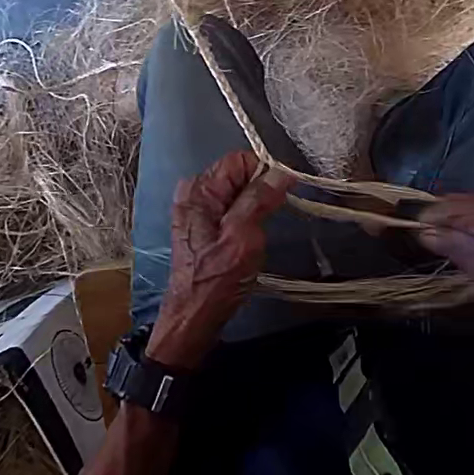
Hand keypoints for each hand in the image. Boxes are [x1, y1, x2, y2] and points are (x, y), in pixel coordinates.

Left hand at [150, 150, 291, 369]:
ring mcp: (195, 209)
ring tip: (256, 233)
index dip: (263, 172)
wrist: (195, 315)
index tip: (280, 195)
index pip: (238, 160)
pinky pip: (229, 208)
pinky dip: (244, 217)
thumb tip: (280, 171)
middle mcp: (193, 192)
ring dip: (253, 207)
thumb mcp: (243, 236)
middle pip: (237, 174)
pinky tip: (247, 238)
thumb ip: (259, 199)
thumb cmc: (218, 278)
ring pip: (236, 193)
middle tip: (268, 219)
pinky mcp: (201, 225)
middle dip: (258, 191)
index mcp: (199, 190)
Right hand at [416, 194, 473, 380]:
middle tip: (413, 232)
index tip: (394, 221)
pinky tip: (469, 233)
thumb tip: (424, 231)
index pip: (457, 209)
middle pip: (468, 199)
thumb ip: (463, 254)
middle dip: (439, 213)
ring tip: (437, 235)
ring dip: (457, 214)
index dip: (424, 214)